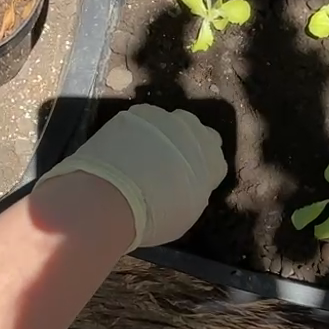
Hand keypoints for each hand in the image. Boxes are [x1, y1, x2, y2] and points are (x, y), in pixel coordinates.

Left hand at [37, 105, 225, 249]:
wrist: (113, 198)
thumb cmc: (155, 217)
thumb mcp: (185, 214)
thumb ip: (193, 192)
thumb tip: (184, 187)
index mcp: (213, 162)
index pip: (215, 161)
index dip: (201, 170)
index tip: (187, 182)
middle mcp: (196, 133)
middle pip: (196, 134)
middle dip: (185, 145)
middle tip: (166, 166)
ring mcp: (166, 118)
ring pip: (168, 123)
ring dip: (159, 136)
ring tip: (138, 157)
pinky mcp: (138, 112)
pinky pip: (141, 120)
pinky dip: (134, 131)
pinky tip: (120, 149)